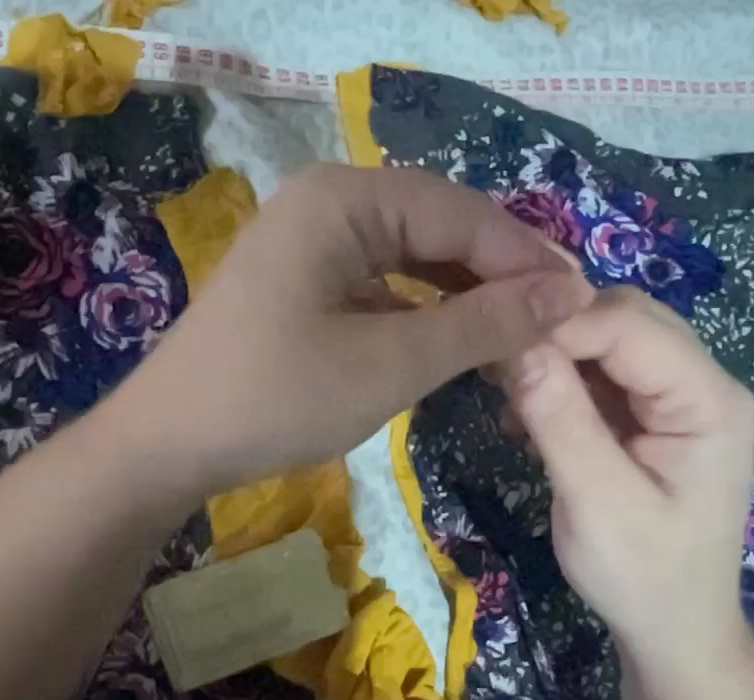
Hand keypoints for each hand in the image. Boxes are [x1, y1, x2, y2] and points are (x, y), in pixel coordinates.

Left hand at [116, 164, 593, 495]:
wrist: (169, 446)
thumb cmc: (277, 398)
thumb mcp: (390, 363)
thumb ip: (481, 325)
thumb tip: (568, 294)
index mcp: (344, 199)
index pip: (461, 213)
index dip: (526, 260)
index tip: (584, 304)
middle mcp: (327, 205)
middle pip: (437, 229)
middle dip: (496, 278)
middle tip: (558, 325)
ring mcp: (309, 247)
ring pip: (409, 262)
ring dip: (462, 300)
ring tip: (519, 339)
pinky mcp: (301, 289)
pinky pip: (379, 290)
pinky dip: (420, 317)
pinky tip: (456, 345)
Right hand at [495, 287, 753, 659]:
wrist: (672, 630)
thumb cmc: (643, 575)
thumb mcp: (597, 502)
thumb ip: (561, 421)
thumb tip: (515, 346)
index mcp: (708, 399)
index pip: (628, 326)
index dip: (559, 323)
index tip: (492, 343)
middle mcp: (701, 384)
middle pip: (623, 321)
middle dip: (556, 332)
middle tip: (492, 360)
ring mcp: (677, 401)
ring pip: (608, 344)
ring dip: (553, 357)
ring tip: (503, 388)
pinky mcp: (650, 420)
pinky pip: (601, 378)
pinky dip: (559, 383)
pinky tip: (526, 413)